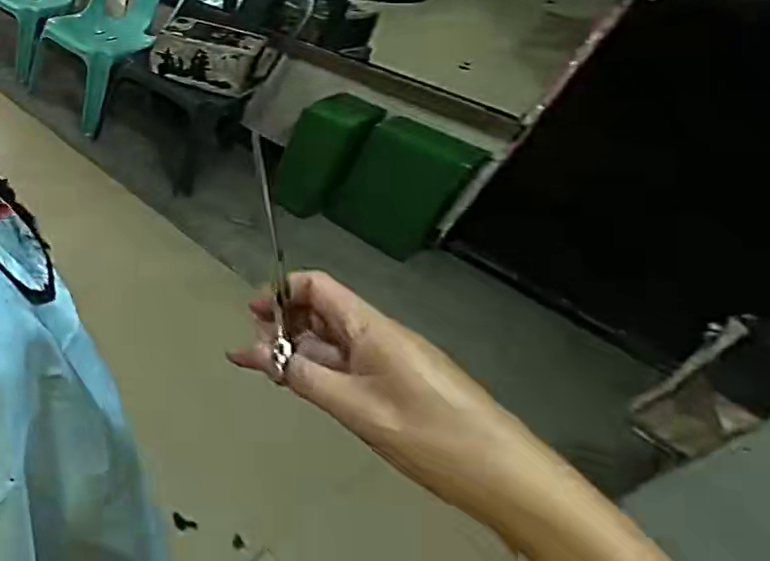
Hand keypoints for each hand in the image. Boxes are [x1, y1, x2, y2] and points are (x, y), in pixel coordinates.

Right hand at [230, 273, 668, 560]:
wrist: (518, 484)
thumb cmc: (434, 437)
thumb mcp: (358, 409)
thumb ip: (302, 376)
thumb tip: (252, 352)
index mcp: (371, 326)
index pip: (315, 284)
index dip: (280, 292)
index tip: (253, 316)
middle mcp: (380, 333)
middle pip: (320, 309)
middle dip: (282, 322)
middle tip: (256, 350)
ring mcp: (392, 358)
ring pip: (332, 338)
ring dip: (298, 347)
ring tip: (269, 369)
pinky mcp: (402, 382)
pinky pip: (349, 362)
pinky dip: (320, 367)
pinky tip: (304, 384)